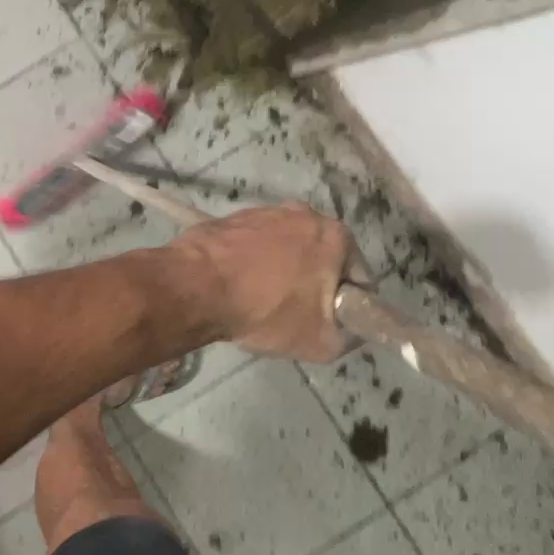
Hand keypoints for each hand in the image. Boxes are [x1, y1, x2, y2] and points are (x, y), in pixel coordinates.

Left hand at [168, 203, 349, 361]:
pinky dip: (248, 262)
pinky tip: (235, 285)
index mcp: (334, 235)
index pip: (358, 276)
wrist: (195, 286)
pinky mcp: (227, 219)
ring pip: (282, 249)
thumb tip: (347, 329)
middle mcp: (300, 213)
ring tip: (259, 300)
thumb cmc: (267, 311)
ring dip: (278, 270)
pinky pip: (250, 246)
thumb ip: (347, 336)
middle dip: (311, 282)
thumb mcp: (322, 342)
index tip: (330, 322)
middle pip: (318, 257)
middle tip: (294, 313)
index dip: (348, 304)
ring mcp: (260, 212)